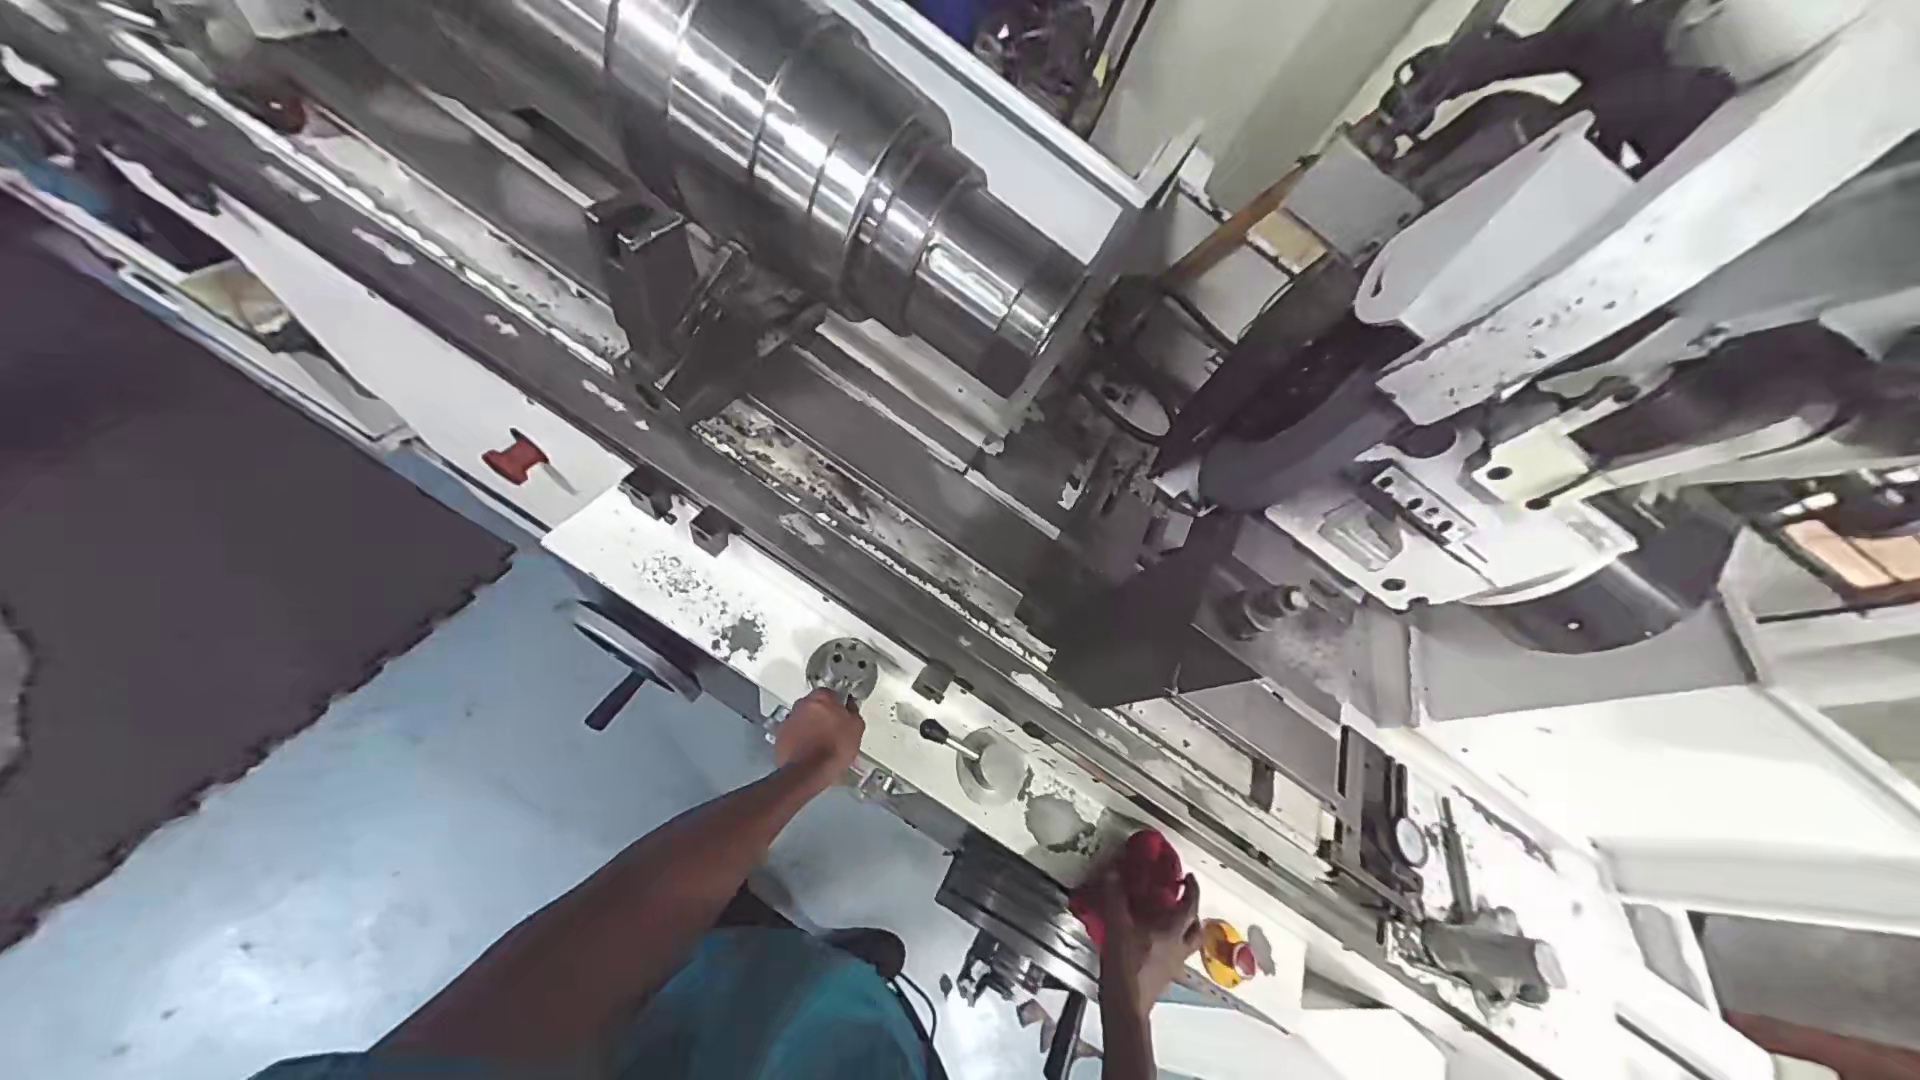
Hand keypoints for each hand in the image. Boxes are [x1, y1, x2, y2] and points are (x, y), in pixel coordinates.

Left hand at [775, 689, 864, 789]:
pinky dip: (799, 739)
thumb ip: (853, 712)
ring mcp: (789, 720)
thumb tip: (850, 709)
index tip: (843, 714)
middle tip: (833, 730)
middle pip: (815, 705)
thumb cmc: (832, 749)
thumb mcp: (856, 728)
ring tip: (822, 744)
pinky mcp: (780, 737)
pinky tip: (810, 751)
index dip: (838, 705)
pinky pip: (792, 734)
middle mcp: (802, 704)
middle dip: (822, 715)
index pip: (832, 693)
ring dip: (810, 727)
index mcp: (822, 696)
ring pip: (803, 719)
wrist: (809, 772)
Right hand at [1097, 867, 1200, 1013]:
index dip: (1192, 890)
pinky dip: (1172, 945)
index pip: (1190, 906)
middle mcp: (1179, 947)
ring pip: (1189, 944)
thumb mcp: (1117, 923)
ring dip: (1185, 930)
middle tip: (1183, 900)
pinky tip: (1156, 942)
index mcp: (1172, 931)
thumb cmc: (1127, 963)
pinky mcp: (1165, 976)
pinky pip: (1176, 956)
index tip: (1190, 878)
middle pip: (1196, 928)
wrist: (1126, 1003)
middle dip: (1192, 912)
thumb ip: (1115, 896)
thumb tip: (1113, 873)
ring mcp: (1174, 964)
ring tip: (1172, 920)